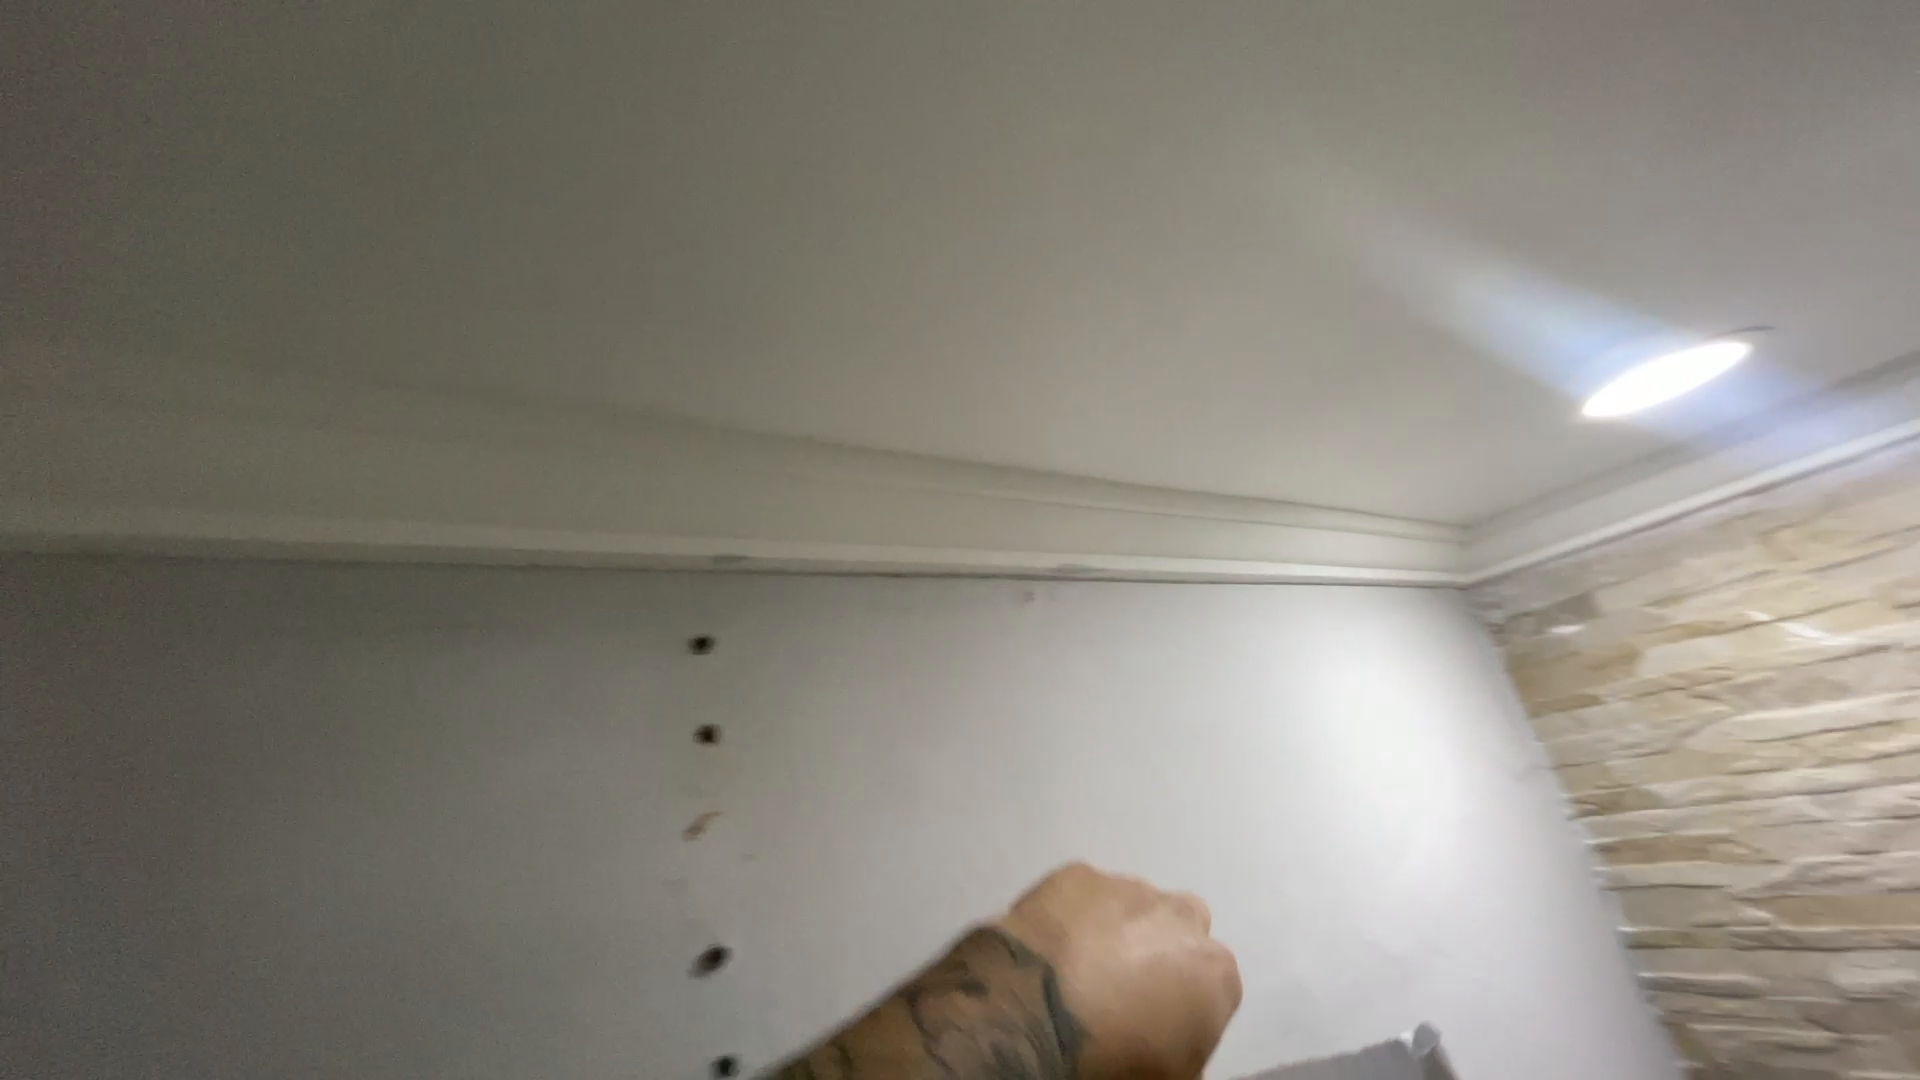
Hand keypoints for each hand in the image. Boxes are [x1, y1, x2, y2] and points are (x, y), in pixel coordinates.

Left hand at [998, 863, 1241, 1079]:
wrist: (1033, 1013)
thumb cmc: (1113, 1058)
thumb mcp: (1171, 1075)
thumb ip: (1186, 1043)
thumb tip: (1168, 1031)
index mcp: (1215, 973)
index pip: (1213, 983)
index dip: (1185, 1002)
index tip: (1159, 1020)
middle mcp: (1179, 917)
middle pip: (1180, 925)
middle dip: (1160, 945)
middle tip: (1124, 983)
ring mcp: (1126, 886)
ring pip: (1132, 903)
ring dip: (1117, 927)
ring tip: (1080, 964)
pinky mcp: (1077, 872)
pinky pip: (1084, 893)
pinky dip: (1074, 913)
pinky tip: (1053, 943)